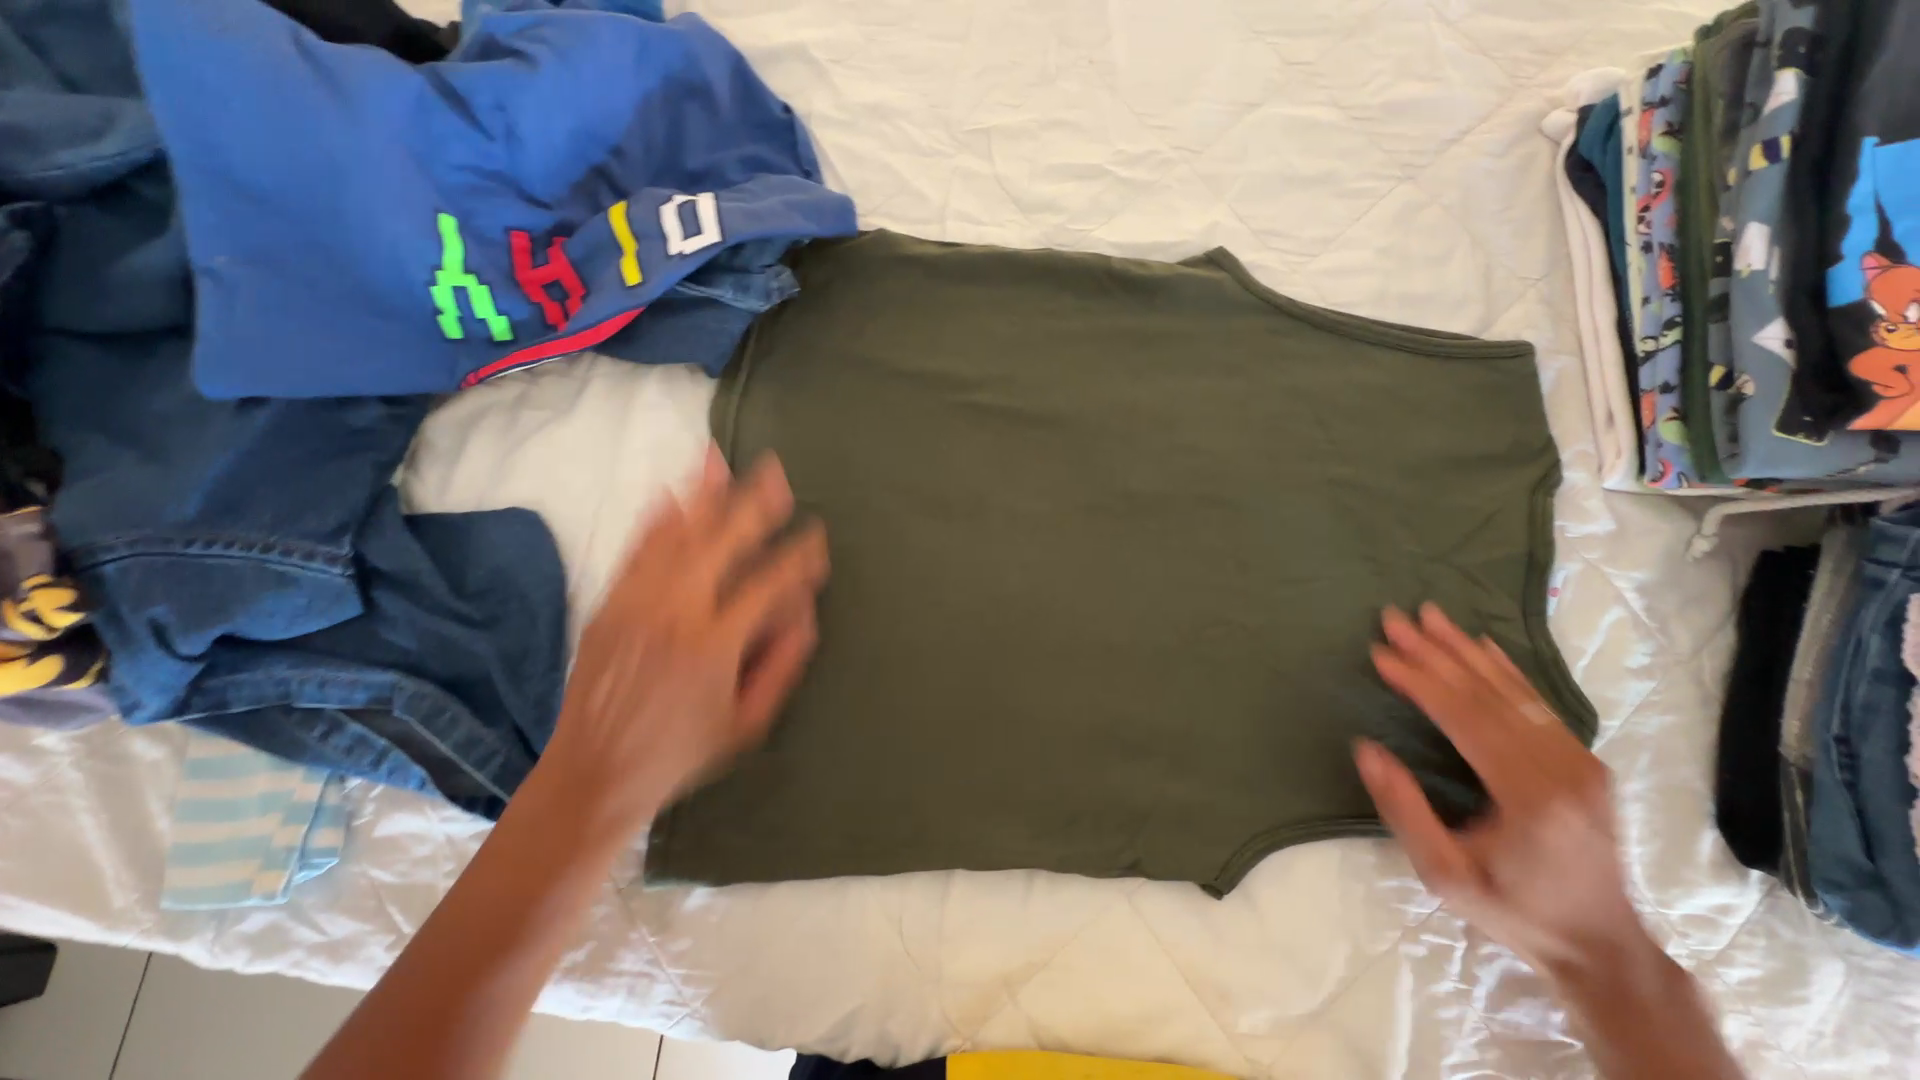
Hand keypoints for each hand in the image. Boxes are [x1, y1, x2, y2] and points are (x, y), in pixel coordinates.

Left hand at [537, 445, 829, 841]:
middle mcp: (677, 612)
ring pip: (676, 535)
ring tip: (720, 456)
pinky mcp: (608, 604)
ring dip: (703, 494)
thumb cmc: (680, 753)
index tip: (816, 534)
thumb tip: (805, 614)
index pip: (769, 583)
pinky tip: (670, 493)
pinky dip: (654, 519)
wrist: (593, 771)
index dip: (798, 556)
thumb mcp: (746, 725)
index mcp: (717, 645)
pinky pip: (635, 550)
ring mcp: (637, 603)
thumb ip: (779, 667)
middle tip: (776, 472)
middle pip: (722, 542)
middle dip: (753, 503)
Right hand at [1358, 604, 1651, 985]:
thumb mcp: (1444, 875)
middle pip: (1489, 695)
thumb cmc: (1515, 912)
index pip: (1465, 718)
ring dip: (1466, 650)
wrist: (1603, 947)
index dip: (1420, 680)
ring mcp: (1582, 762)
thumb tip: (1366, 747)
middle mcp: (1563, 768)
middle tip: (1395, 617)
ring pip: (1516, 691)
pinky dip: (1505, 669)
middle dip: (1436, 652)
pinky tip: (1480, 645)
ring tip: (1430, 615)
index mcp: (1530, 796)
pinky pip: (1538, 703)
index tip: (1381, 652)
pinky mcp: (1586, 763)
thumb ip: (1404, 809)